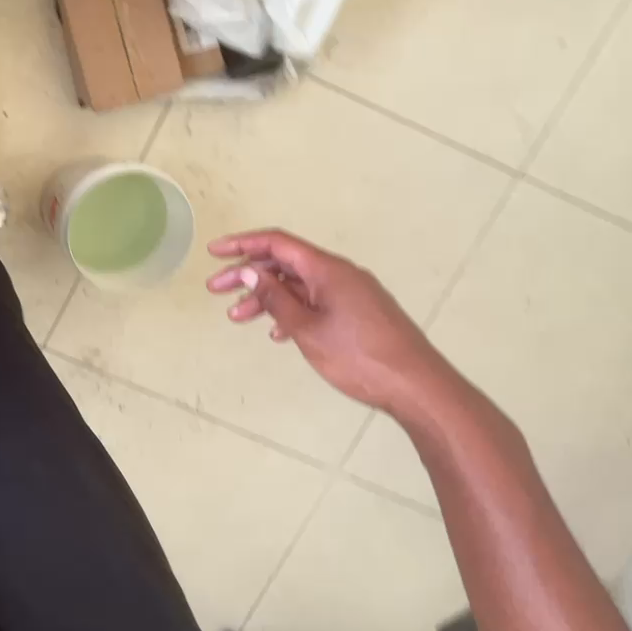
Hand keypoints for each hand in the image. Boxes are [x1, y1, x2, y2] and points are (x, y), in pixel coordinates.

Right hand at [206, 229, 450, 416]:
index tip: (213, 252)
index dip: (241, 243)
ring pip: (297, 285)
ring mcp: (350, 293)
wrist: (418, 388)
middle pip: (284, 263)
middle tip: (216, 289)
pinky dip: (290, 310)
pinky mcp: (358, 312)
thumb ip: (273, 297)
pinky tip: (277, 333)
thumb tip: (248, 270)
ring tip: (237, 317)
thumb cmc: (357, 356)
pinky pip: (314, 301)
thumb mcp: (305, 328)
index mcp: (327, 270)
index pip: (276, 243)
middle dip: (247, 274)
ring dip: (265, 297)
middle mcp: (339, 274)